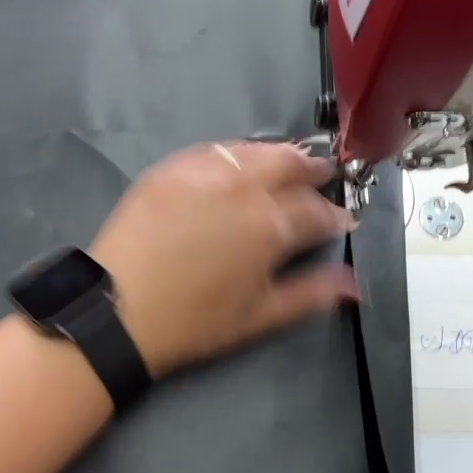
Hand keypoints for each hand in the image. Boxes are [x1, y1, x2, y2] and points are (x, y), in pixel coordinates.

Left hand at [90, 141, 359, 375]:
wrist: (117, 312)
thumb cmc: (192, 322)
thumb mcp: (258, 317)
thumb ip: (311, 294)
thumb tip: (355, 285)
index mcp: (270, 226)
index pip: (316, 211)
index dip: (336, 216)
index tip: (343, 221)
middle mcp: (242, 187)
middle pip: (290, 165)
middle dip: (313, 171)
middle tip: (323, 177)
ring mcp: (203, 172)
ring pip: (253, 150)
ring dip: (278, 155)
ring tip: (288, 164)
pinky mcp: (170, 169)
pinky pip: (213, 150)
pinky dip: (236, 153)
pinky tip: (239, 163)